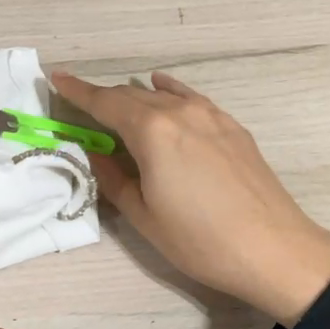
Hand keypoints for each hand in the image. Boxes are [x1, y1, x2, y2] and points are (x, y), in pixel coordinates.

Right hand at [51, 70, 329, 325]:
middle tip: (78, 105)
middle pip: (130, 96)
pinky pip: (190, 99)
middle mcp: (180, 113)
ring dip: (133, 99)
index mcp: (152, 132)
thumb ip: (113, 178)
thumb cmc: (199, 240)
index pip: (104, 102)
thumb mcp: (143, 215)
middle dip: (102, 98)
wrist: (274, 250)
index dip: (76, 90)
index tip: (55, 78)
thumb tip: (96, 154)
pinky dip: (169, 93)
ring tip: (116, 108)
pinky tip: (162, 89)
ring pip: (161, 96)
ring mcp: (211, 116)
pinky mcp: (232, 127)